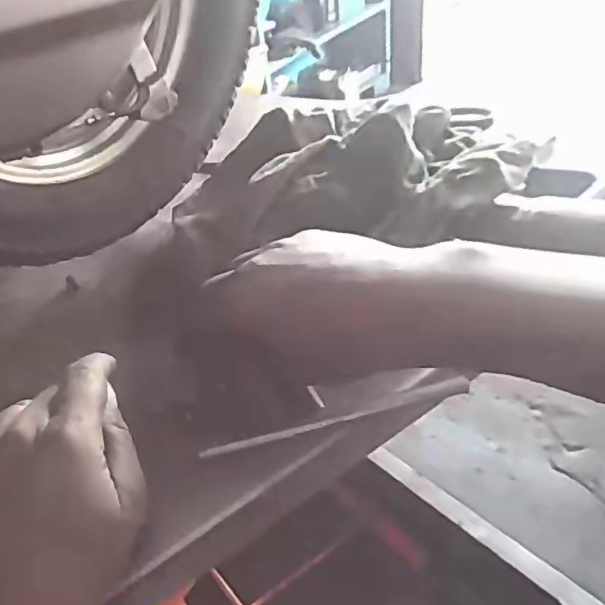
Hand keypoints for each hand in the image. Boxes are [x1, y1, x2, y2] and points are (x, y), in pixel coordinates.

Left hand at [0, 354, 146, 604]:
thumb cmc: (87, 557)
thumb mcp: (130, 501)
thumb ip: (120, 440)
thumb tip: (105, 401)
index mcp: (67, 435)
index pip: (82, 376)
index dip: (99, 367)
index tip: (107, 368)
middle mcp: (18, 429)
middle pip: (49, 395)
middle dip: (70, 405)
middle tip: (82, 438)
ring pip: (17, 414)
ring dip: (37, 425)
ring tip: (46, 460)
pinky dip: (5, 441)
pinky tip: (14, 471)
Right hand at [203, 230, 446, 377]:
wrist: (409, 300)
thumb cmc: (347, 346)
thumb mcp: (292, 370)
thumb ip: (253, 360)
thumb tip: (236, 358)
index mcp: (237, 299)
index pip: (194, 314)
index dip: (195, 336)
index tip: (204, 352)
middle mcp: (251, 262)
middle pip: (217, 284)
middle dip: (219, 310)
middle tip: (236, 334)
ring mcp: (282, 243)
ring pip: (248, 265)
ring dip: (249, 289)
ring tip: (273, 313)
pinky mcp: (313, 234)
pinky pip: (279, 256)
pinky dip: (278, 275)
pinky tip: (306, 293)